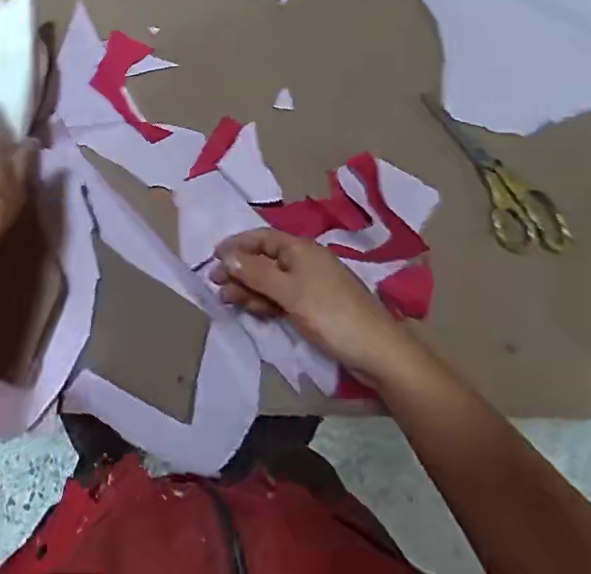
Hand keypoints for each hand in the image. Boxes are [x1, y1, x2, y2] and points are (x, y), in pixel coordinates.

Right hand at [211, 229, 429, 387]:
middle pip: (263, 259)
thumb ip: (255, 272)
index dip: (236, 245)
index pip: (260, 237)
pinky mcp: (314, 306)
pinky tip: (254, 311)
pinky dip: (265, 301)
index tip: (212, 258)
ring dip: (248, 288)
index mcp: (300, 249)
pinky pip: (282, 296)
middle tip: (214, 285)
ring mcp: (310, 284)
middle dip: (238, 270)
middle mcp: (304, 261)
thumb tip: (227, 255)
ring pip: (270, 280)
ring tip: (227, 301)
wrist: (379, 353)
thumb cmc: (331, 315)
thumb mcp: (289, 292)